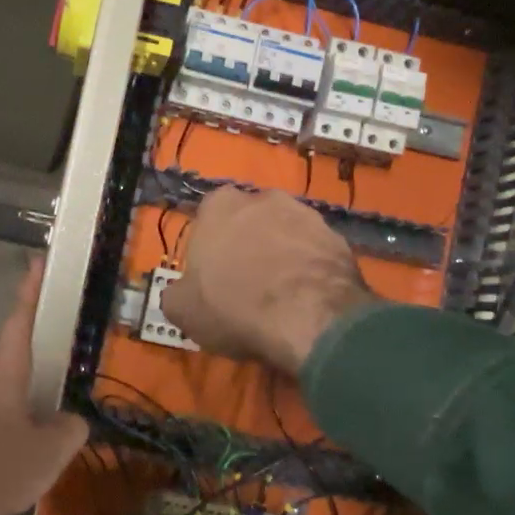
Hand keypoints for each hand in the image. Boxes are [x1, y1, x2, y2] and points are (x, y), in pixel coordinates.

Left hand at [0, 258, 89, 514]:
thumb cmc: (2, 468)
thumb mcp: (52, 448)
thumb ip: (72, 426)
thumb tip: (72, 420)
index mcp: (4, 370)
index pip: (21, 317)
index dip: (33, 288)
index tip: (42, 260)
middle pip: (18, 336)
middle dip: (43, 316)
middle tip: (73, 301)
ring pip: (18, 365)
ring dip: (42, 353)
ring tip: (73, 345)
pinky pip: (17, 391)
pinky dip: (37, 384)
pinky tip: (56, 397)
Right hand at [162, 188, 371, 374]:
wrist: (309, 316)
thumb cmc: (233, 305)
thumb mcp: (183, 310)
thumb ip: (176, 293)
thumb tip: (180, 293)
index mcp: (219, 205)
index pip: (208, 219)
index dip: (210, 250)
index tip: (212, 278)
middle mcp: (263, 198)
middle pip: (250, 222)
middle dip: (248, 246)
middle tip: (247, 286)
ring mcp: (306, 214)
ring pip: (286, 234)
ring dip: (282, 256)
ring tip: (281, 296)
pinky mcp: (338, 238)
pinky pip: (315, 253)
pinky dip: (310, 270)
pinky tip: (307, 299)